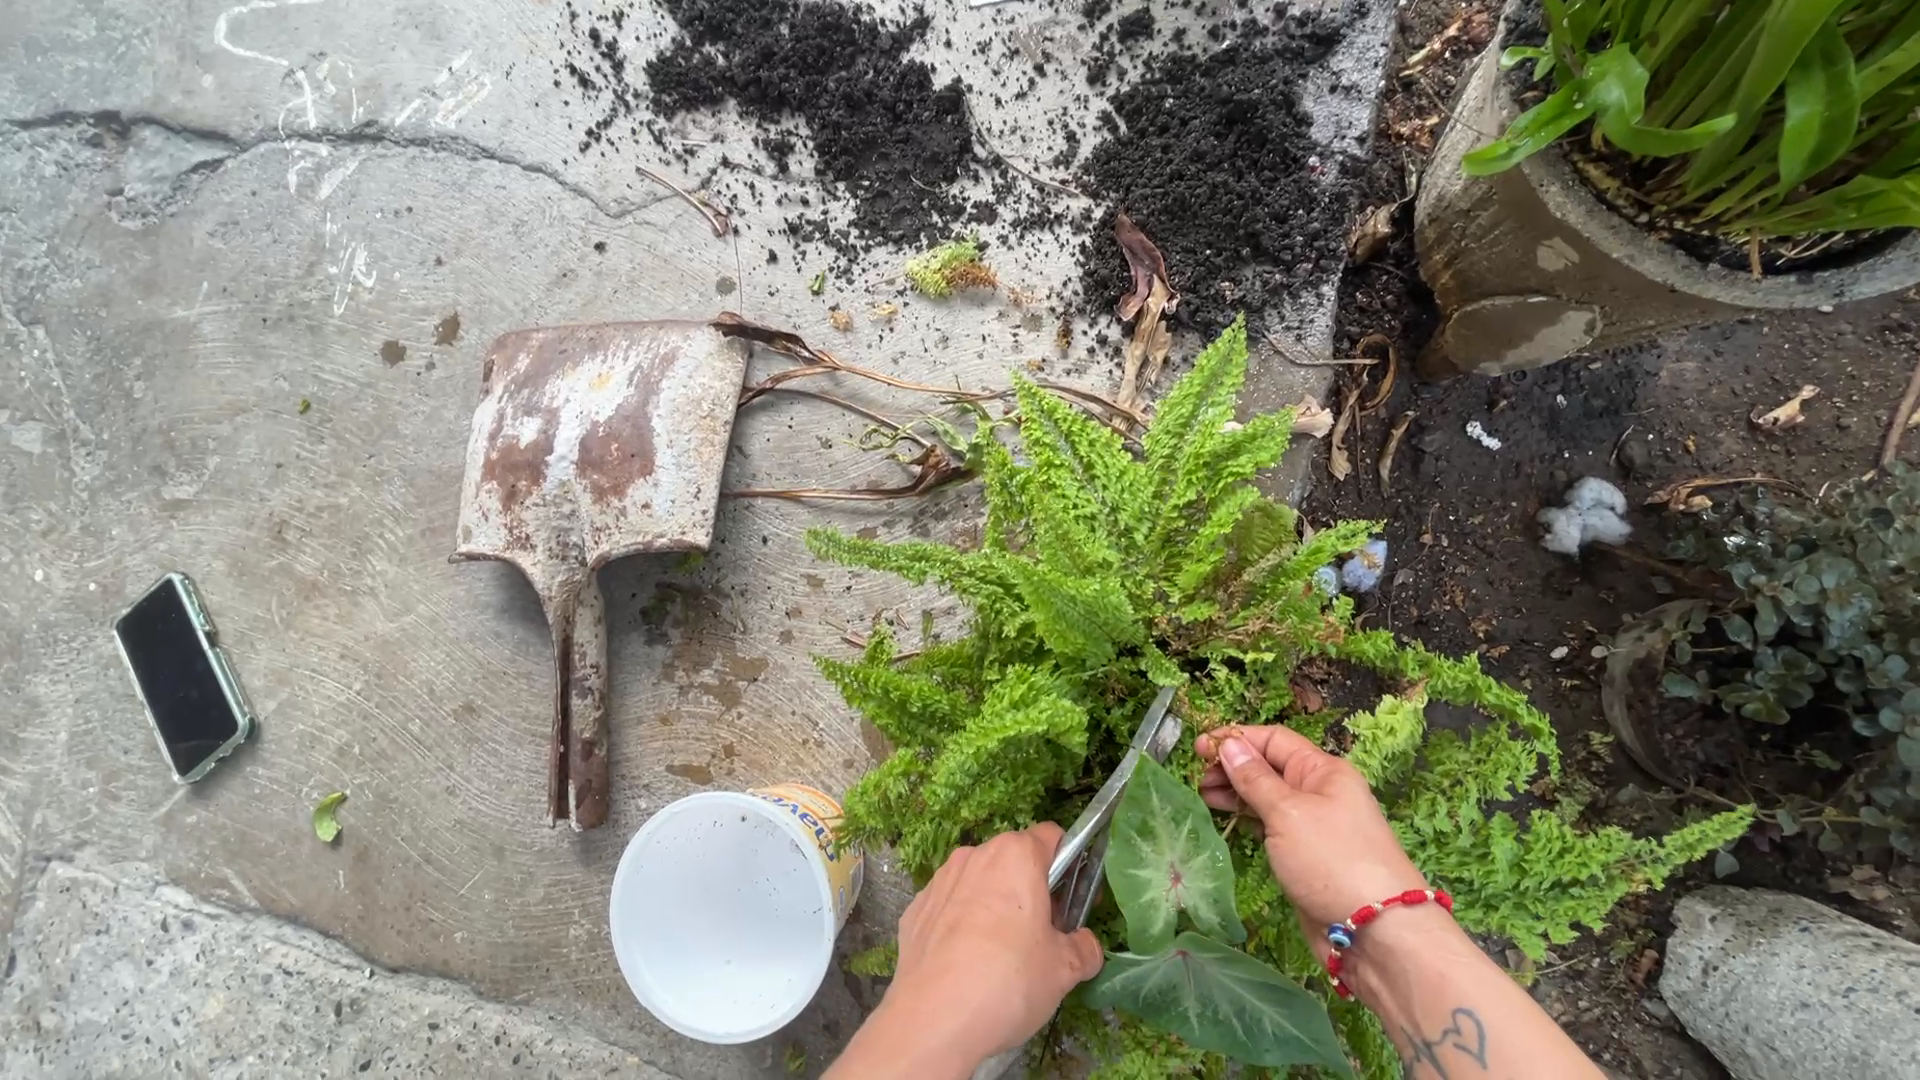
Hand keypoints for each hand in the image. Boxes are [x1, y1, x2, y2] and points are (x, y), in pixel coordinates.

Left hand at [830, 824, 1102, 1077]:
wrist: (932, 1018)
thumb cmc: (1009, 980)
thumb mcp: (1065, 970)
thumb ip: (1084, 948)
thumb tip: (1087, 945)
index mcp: (1016, 855)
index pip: (1052, 837)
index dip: (1070, 867)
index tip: (1073, 902)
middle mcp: (975, 855)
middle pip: (1014, 860)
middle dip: (1031, 890)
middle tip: (1042, 936)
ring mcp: (940, 880)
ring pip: (979, 882)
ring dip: (994, 905)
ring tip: (1000, 957)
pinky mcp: (915, 908)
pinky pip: (948, 908)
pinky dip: (960, 926)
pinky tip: (965, 966)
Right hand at [1196, 726, 1427, 946]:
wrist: (1377, 935)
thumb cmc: (1332, 860)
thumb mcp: (1288, 812)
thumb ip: (1254, 778)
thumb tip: (1229, 744)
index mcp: (1323, 771)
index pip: (1273, 740)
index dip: (1236, 739)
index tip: (1199, 748)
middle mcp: (1319, 792)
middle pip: (1269, 766)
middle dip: (1232, 766)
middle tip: (1199, 778)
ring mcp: (1312, 824)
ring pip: (1266, 795)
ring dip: (1235, 792)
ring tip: (1205, 796)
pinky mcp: (1304, 854)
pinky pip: (1270, 823)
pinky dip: (1246, 817)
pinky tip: (1226, 818)